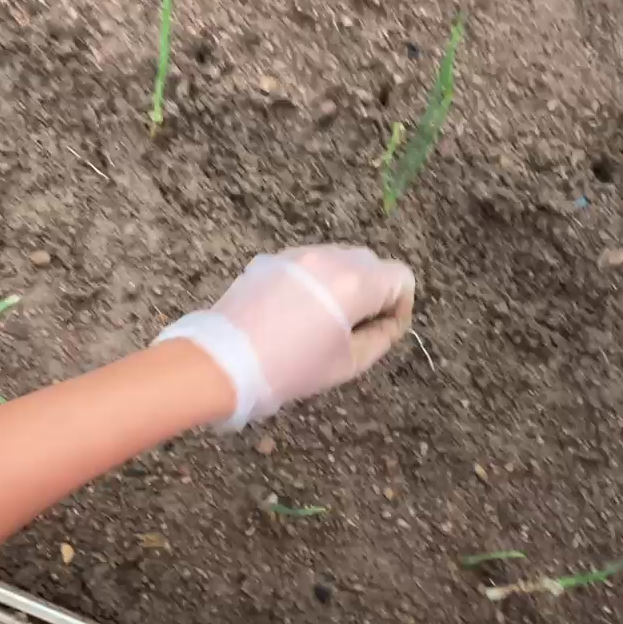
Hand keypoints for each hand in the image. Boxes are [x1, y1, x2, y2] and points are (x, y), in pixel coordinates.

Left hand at [155, 246, 415, 428]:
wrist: (222, 361)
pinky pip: (305, 264)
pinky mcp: (268, 261)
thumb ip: (381, 337)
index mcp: (354, 281)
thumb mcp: (347, 363)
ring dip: (341, 284)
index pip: (401, 277)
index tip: (381, 331)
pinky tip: (292, 314)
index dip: (399, 306)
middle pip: (370, 262)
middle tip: (352, 329)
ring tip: (319, 323)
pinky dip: (311, 282)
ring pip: (336, 259)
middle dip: (372, 292)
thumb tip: (391, 322)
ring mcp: (295, 255)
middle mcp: (327, 257)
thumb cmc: (289, 368)